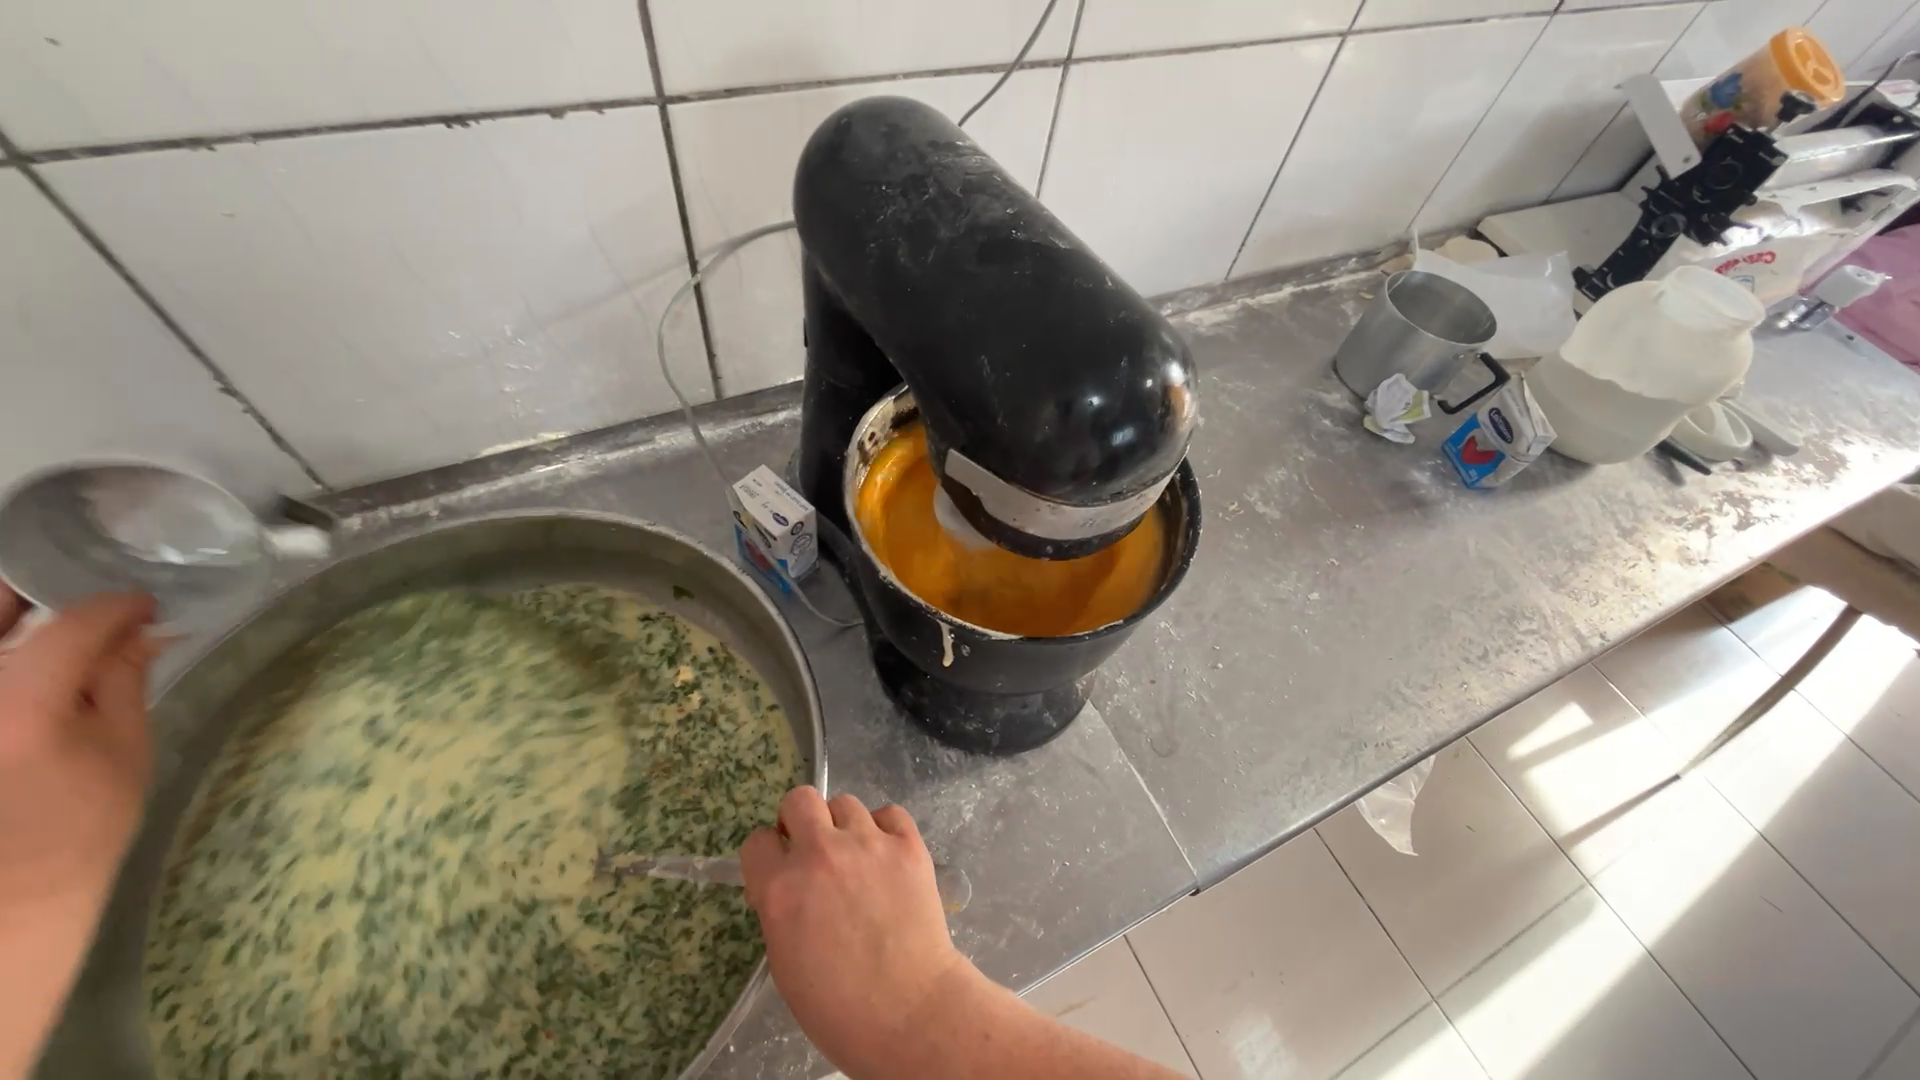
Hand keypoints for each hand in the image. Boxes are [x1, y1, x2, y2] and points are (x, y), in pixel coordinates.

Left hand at [0, 588, 157, 905]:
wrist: (3, 901)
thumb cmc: (77, 828)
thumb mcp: (122, 750)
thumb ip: (119, 681)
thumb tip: (139, 630)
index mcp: (18, 705)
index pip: (70, 625)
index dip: (113, 607)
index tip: (143, 606)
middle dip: (29, 596)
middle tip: (69, 600)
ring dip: (10, 628)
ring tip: (38, 627)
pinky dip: (4, 663)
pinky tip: (20, 665)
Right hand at [741, 787, 986, 1077]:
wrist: (908, 1011)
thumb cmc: (837, 1005)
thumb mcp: (784, 959)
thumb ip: (780, 908)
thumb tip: (786, 883)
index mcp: (780, 888)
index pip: (757, 841)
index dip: (768, 855)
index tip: (779, 868)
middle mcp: (821, 854)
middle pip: (799, 799)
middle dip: (801, 820)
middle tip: (814, 849)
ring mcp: (868, 844)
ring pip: (845, 803)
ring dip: (844, 827)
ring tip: (857, 858)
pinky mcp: (908, 845)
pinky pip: (889, 813)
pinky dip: (885, 829)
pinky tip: (886, 855)